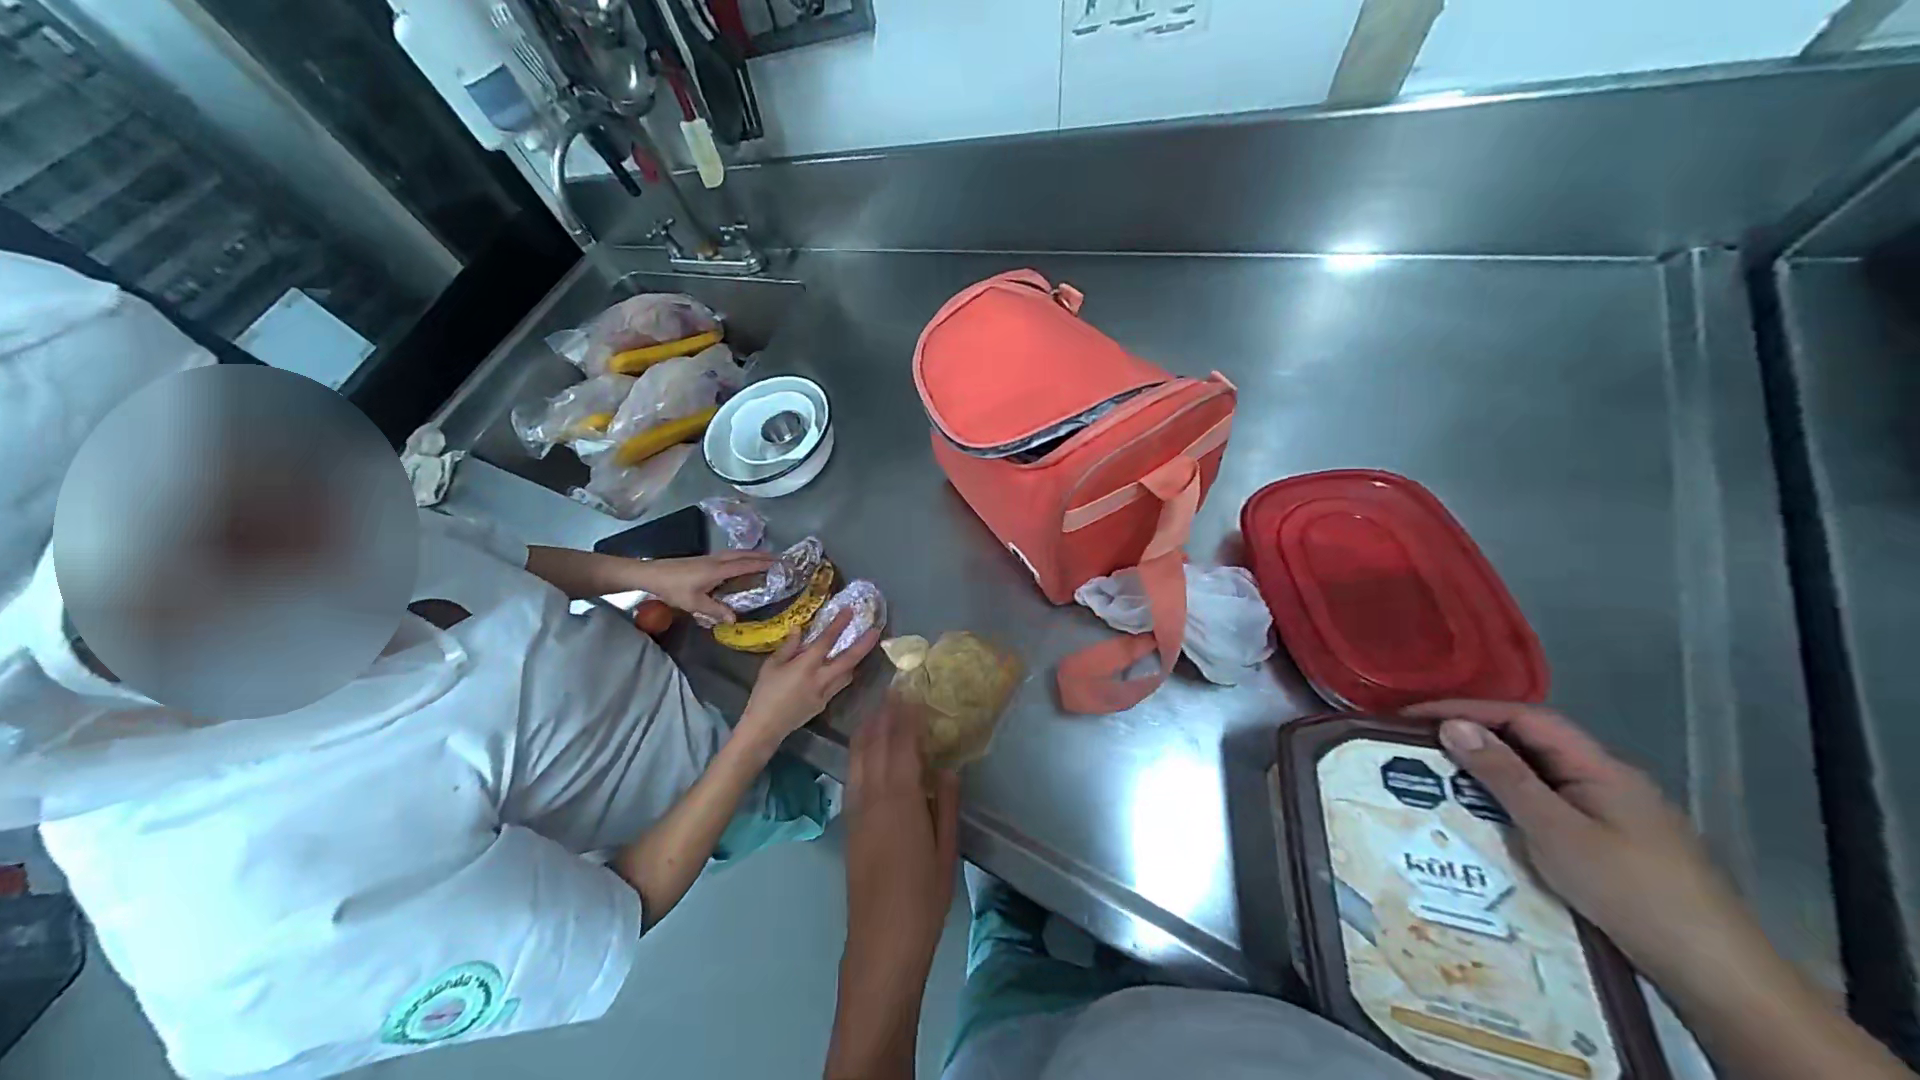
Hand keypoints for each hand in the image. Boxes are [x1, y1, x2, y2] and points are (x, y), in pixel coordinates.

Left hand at [624, 550, 774, 623]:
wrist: (651, 574)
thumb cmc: (673, 588)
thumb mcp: (694, 603)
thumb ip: (715, 610)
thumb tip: (734, 619)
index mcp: (717, 569)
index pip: (745, 565)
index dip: (762, 564)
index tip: (779, 563)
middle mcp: (716, 560)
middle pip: (743, 555)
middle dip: (761, 556)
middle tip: (778, 558)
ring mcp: (709, 558)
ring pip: (736, 553)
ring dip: (751, 554)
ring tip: (764, 558)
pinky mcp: (703, 559)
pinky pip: (729, 555)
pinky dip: (741, 556)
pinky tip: (740, 562)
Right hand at [736, 611, 878, 744]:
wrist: (766, 727)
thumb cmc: (764, 693)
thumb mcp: (771, 665)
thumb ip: (788, 646)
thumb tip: (799, 629)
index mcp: (806, 666)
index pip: (827, 641)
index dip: (840, 624)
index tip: (850, 610)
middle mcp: (821, 678)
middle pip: (849, 660)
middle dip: (865, 645)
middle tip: (876, 631)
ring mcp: (826, 693)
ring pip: (848, 674)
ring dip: (856, 661)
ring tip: (861, 649)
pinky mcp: (824, 704)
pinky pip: (839, 685)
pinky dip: (842, 675)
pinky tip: (838, 670)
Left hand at [845, 696, 960, 970]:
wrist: (881, 939)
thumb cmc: (923, 897)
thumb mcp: (946, 849)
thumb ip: (947, 804)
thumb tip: (947, 769)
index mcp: (901, 799)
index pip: (901, 744)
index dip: (906, 717)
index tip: (913, 693)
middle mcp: (873, 796)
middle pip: (874, 744)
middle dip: (883, 715)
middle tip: (895, 692)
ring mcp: (856, 809)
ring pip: (857, 757)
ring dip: (868, 730)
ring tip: (881, 712)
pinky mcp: (849, 823)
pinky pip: (854, 775)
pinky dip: (861, 753)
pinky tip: (871, 751)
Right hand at [1409, 704, 1919, 1079]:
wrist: (1714, 970)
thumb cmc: (1630, 891)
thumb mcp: (1555, 831)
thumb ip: (1504, 776)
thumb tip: (1453, 726)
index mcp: (1600, 766)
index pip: (1525, 716)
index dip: (1467, 709)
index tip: (1414, 715)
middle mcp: (1608, 777)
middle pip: (1532, 738)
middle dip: (1473, 733)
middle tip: (1418, 742)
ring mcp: (1613, 808)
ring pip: (1539, 770)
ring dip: (1489, 766)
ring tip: (1438, 773)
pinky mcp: (1611, 838)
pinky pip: (1548, 799)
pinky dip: (1508, 794)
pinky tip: (1484, 811)